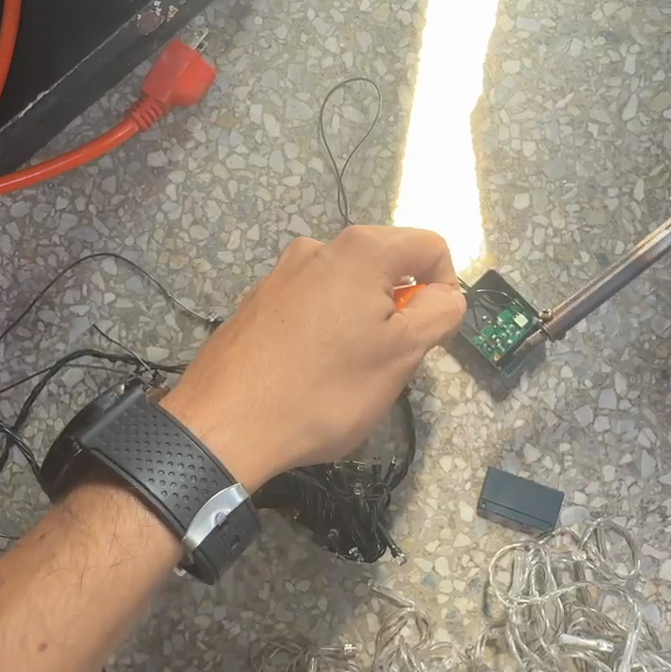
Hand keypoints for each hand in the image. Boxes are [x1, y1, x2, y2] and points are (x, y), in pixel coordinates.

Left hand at [161, 226, 464, 489]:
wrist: (224, 424)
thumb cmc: (324, 389)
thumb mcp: (401, 355)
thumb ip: (439, 313)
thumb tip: (445, 294)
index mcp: (360, 249)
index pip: (430, 246)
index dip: (446, 288)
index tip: (433, 334)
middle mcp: (318, 247)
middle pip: (387, 265)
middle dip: (400, 308)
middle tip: (389, 359)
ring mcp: (282, 272)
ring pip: (349, 287)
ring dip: (364, 320)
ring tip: (346, 371)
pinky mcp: (258, 300)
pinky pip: (313, 304)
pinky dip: (327, 328)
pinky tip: (311, 370)